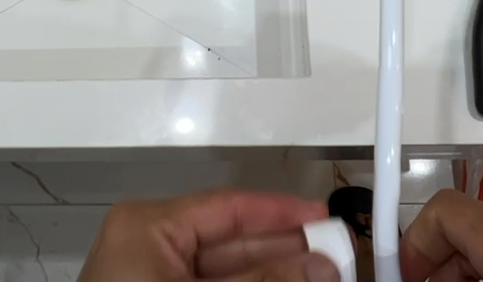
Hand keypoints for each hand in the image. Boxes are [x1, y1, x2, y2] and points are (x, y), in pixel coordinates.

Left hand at [79, 189, 340, 281]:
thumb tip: (318, 265)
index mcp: (149, 228)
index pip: (226, 207)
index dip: (278, 212)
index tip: (321, 219)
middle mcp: (149, 250)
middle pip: (231, 245)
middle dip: (284, 255)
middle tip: (333, 260)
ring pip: (228, 278)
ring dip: (274, 280)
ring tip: (322, 280)